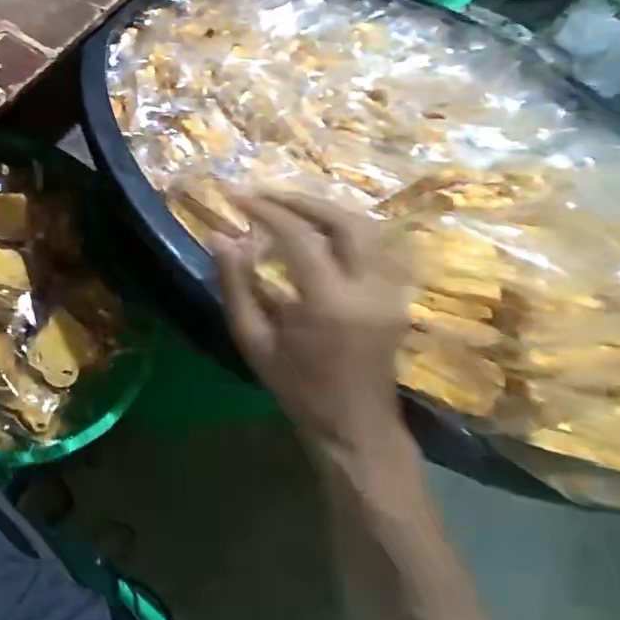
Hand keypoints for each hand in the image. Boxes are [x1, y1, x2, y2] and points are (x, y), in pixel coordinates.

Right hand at [210, 191, 411, 457]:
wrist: (355, 425)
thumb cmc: (296, 385)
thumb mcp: (252, 338)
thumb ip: (235, 283)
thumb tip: (220, 237)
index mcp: (329, 303)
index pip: (299, 236)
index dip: (266, 210)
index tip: (237, 197)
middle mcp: (369, 290)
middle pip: (346, 221)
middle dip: (302, 200)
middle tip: (266, 195)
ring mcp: (392, 292)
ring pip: (370, 228)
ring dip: (328, 209)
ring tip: (291, 206)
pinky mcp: (399, 296)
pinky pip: (380, 246)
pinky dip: (349, 228)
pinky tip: (323, 230)